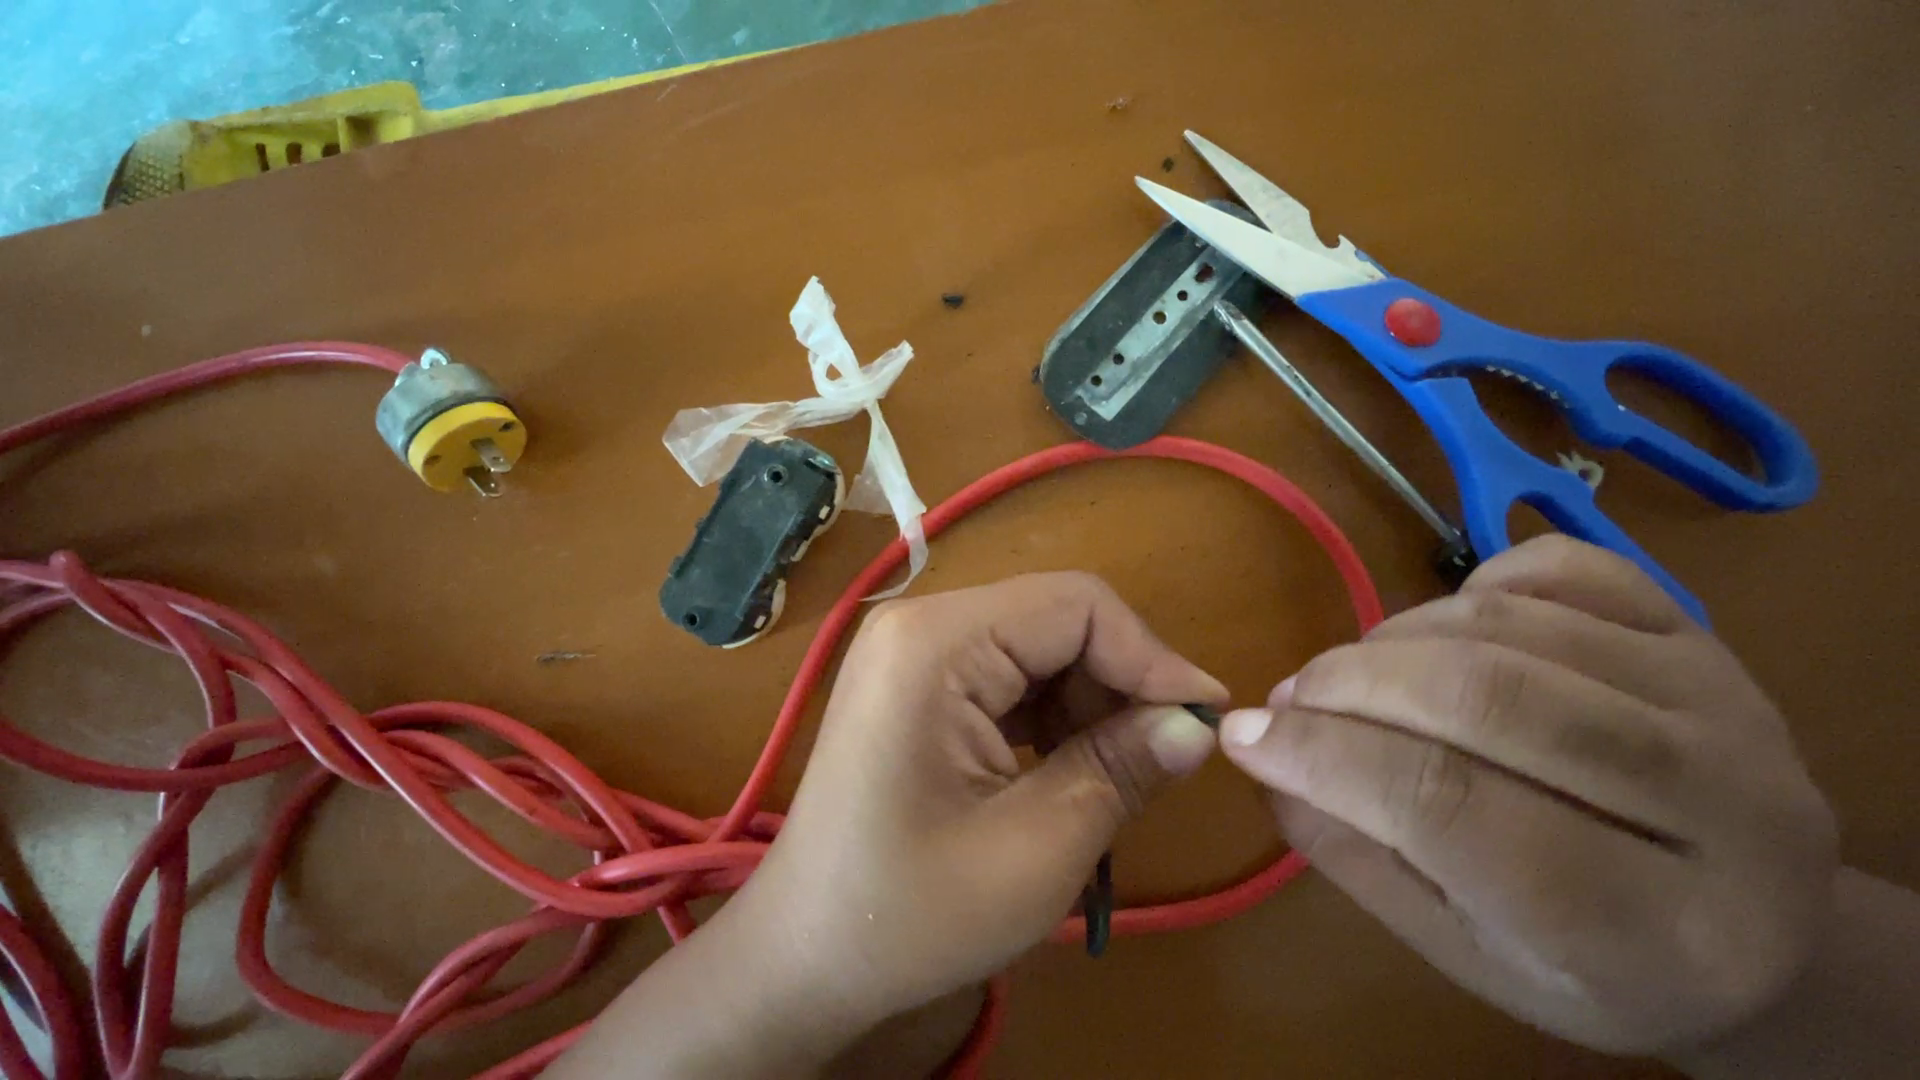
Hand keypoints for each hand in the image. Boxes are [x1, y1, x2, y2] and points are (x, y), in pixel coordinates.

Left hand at [551, 572, 1226, 1078]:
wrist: (805, 955)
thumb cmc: (910, 911)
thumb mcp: (1036, 847)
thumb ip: (1121, 768)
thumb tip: (1197, 724)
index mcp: (936, 641)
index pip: (1076, 604)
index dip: (1150, 656)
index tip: (1204, 720)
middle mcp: (920, 623)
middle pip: (1056, 619)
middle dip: (1119, 682)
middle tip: (1162, 758)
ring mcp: (911, 652)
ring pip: (1038, 647)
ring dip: (1089, 703)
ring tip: (1115, 773)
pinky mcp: (915, 685)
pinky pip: (1006, 676)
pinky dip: (1051, 715)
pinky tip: (1066, 768)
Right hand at [1218, 535, 1838, 1057]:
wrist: (1762, 928)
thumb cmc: (1589, 962)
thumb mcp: (1461, 949)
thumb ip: (1354, 854)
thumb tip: (1258, 751)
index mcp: (1646, 928)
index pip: (1448, 804)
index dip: (1323, 756)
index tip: (1243, 735)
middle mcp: (1716, 805)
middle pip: (1484, 695)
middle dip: (1349, 684)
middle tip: (1289, 700)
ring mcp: (1721, 700)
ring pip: (1509, 625)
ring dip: (1392, 639)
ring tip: (1351, 676)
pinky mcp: (1705, 635)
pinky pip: (1563, 569)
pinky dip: (1474, 586)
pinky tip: (1443, 632)